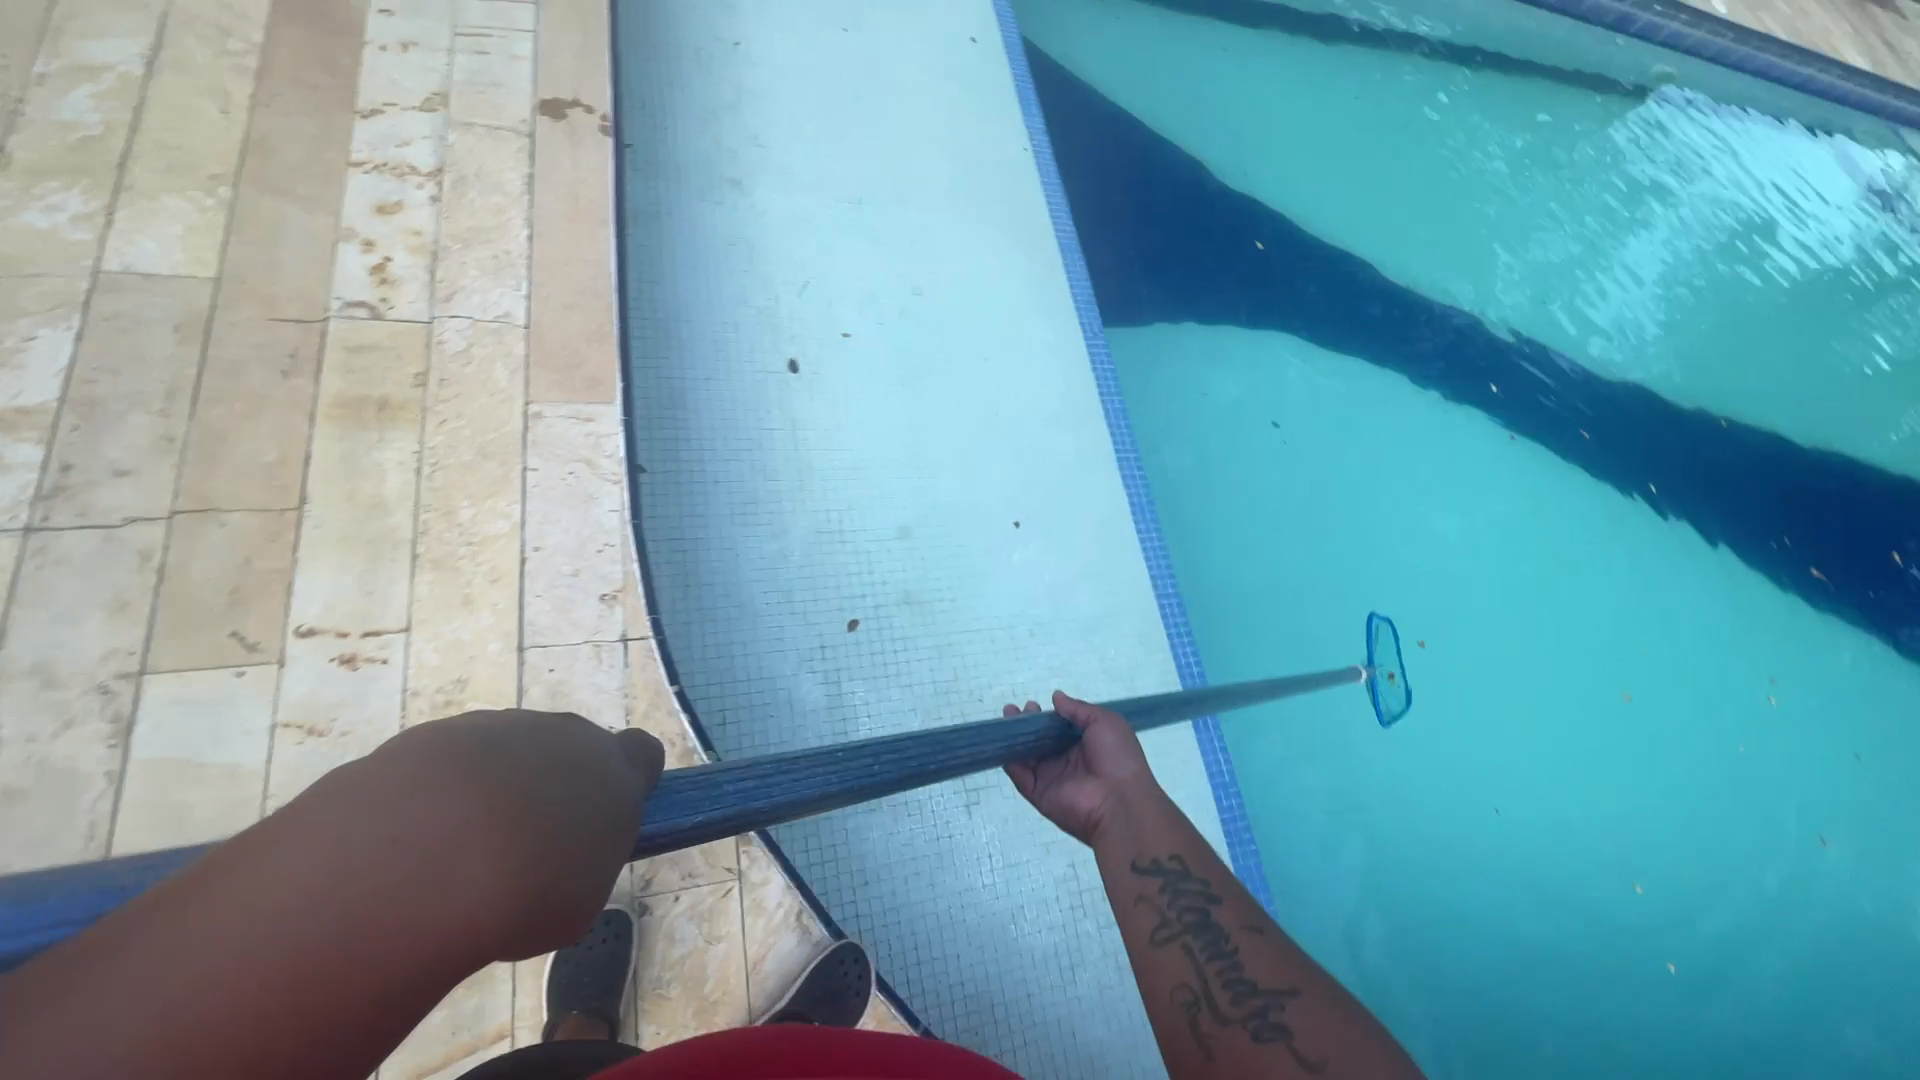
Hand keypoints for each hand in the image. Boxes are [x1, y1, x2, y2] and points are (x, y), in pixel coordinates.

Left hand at [319, 710, 663, 959]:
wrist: (423, 866)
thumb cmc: (527, 894)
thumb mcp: (580, 900)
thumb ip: (582, 861)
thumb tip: (557, 856)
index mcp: (616, 772)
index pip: (643, 753)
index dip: (627, 780)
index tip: (603, 815)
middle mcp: (566, 736)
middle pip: (569, 750)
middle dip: (550, 787)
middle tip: (522, 847)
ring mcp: (501, 727)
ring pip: (507, 753)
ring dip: (493, 788)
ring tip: (455, 851)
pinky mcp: (437, 733)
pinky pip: (448, 761)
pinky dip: (438, 792)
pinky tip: (414, 836)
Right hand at [1002, 691, 1161, 846]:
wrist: (1119, 801)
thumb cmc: (1117, 757)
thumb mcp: (1105, 722)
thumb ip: (1078, 709)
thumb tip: (1056, 697)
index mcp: (1085, 745)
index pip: (1059, 729)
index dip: (1045, 716)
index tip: (1032, 704)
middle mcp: (1067, 762)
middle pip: (1040, 741)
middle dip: (1026, 724)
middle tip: (1013, 710)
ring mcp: (1052, 779)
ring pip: (1027, 756)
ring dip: (1015, 739)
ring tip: (1006, 719)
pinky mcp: (1039, 794)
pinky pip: (1021, 776)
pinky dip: (1010, 761)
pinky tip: (1003, 743)